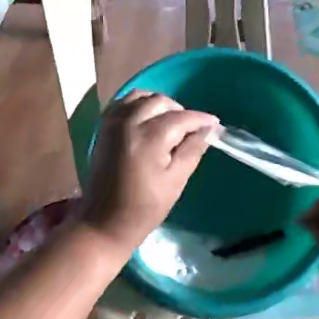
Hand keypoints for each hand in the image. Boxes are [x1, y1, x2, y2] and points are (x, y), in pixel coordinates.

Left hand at [78, 91, 218, 250]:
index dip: (201, 120)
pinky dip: (137, 105)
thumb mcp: (175, 181)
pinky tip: (146, 119)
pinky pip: (122, 104)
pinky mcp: (103, 129)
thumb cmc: (144, 207)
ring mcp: (113, 123)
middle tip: (191, 130)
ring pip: (140, 97)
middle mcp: (129, 122)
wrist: (103, 222)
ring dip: (157, 104)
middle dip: (180, 111)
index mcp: (150, 136)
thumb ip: (192, 150)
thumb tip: (209, 130)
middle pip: (161, 102)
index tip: (215, 125)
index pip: (182, 117)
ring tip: (169, 123)